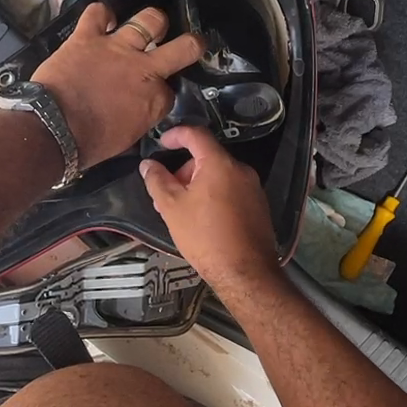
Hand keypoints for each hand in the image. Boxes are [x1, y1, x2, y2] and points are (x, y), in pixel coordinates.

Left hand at [32, 3, 203, 167]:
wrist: (52, 129)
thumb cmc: (89, 144)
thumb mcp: (126, 140)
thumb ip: (140, 119)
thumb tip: (138, 114)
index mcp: (155, 101)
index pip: (171, 91)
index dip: (164, 92)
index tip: (155, 95)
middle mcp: (144, 69)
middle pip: (185, 47)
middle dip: (193, 44)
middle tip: (190, 44)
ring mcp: (117, 48)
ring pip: (150, 19)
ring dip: (153, 22)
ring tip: (148, 28)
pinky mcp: (87, 36)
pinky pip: (99, 12)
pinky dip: (102, 14)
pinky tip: (104, 20)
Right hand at [140, 125, 281, 293]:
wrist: (245, 272)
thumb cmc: (205, 237)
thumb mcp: (172, 208)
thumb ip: (157, 181)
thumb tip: (148, 164)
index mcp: (219, 164)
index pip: (196, 134)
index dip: (175, 134)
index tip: (161, 142)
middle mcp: (241, 170)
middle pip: (207, 157)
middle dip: (183, 170)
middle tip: (167, 192)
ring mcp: (253, 188)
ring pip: (219, 176)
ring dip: (197, 184)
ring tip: (181, 210)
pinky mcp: (259, 206)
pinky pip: (231, 190)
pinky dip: (214, 195)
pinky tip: (203, 219)